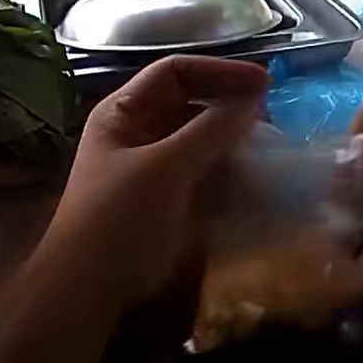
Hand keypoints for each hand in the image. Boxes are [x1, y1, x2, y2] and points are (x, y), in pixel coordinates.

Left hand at [40, 56, 267, 307]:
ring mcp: (156, 173)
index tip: (265, 85)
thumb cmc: (118, 219)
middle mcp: (140, 136)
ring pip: (204, 149)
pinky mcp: (170, 206)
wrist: (90, 288)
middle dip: (231, 116)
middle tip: (272, 129)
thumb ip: (209, 131)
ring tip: (270, 165)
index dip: (220, 73)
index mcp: (125, 114)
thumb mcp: (163, 168)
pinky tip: (256, 193)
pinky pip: (206, 182)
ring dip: (236, 154)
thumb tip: (251, 100)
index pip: (176, 74)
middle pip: (193, 110)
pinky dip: (230, 184)